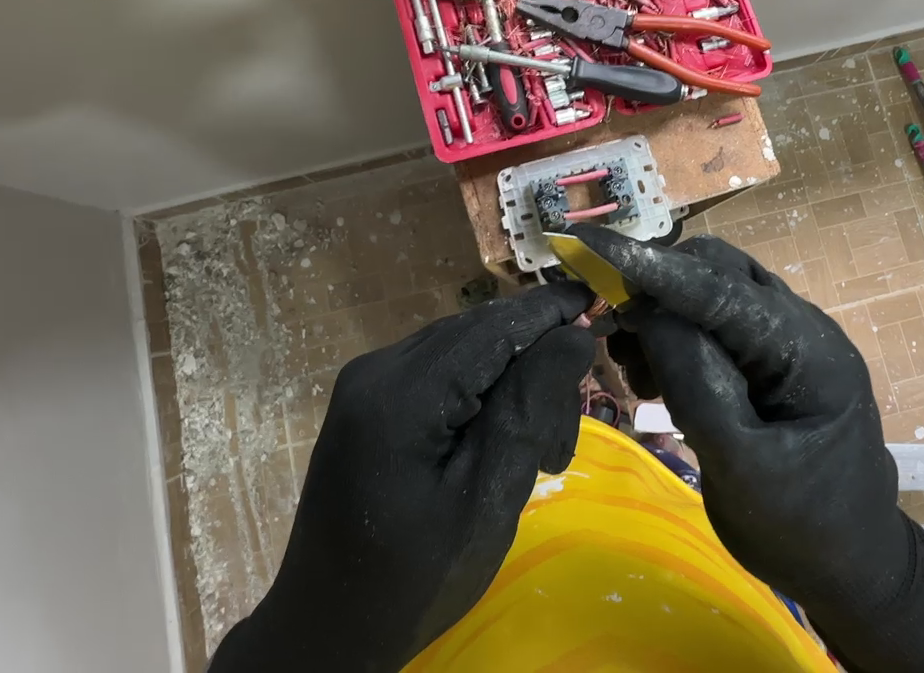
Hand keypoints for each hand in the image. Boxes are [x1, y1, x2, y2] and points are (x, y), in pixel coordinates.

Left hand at [208, 283, 594, 671]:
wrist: (327, 626)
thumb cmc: (415, 577)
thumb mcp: (487, 498)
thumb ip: (529, 407)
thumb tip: (570, 336)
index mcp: (402, 392)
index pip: (492, 327)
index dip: (547, 310)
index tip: (595, 296)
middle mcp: (378, 368)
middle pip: (477, 335)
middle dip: (534, 361)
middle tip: (565, 437)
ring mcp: (368, 382)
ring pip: (462, 351)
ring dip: (510, 381)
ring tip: (539, 451)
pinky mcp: (369, 400)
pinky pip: (440, 372)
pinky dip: (480, 391)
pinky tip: (500, 438)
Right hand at [574, 227, 923, 672]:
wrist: (850, 565)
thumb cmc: (800, 527)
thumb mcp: (740, 466)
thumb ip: (695, 383)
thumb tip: (646, 311)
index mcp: (806, 349)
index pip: (718, 289)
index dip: (651, 266)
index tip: (590, 243)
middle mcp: (799, 324)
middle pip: (715, 272)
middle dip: (655, 288)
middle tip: (610, 329)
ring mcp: (786, 337)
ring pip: (710, 291)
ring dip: (662, 314)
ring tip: (633, 366)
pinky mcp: (769, 355)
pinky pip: (714, 321)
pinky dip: (674, 337)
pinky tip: (653, 376)